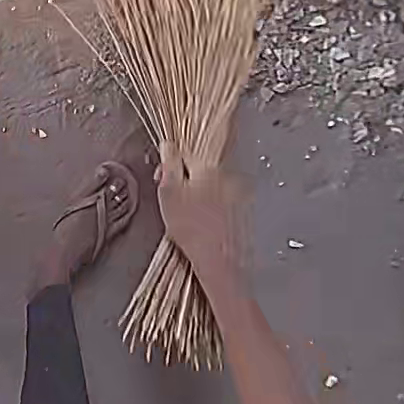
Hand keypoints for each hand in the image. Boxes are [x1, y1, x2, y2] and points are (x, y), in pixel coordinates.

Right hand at [156, 143, 238, 275]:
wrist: (218, 258)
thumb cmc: (191, 227)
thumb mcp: (169, 191)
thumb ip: (168, 163)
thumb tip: (168, 144)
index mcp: (207, 168)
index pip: (183, 153)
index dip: (167, 166)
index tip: (160, 179)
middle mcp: (226, 175)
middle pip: (198, 168)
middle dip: (183, 179)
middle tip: (172, 199)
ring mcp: (236, 192)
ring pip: (209, 183)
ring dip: (197, 192)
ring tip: (188, 213)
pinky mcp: (242, 209)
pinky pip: (220, 198)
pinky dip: (210, 205)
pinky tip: (202, 220)